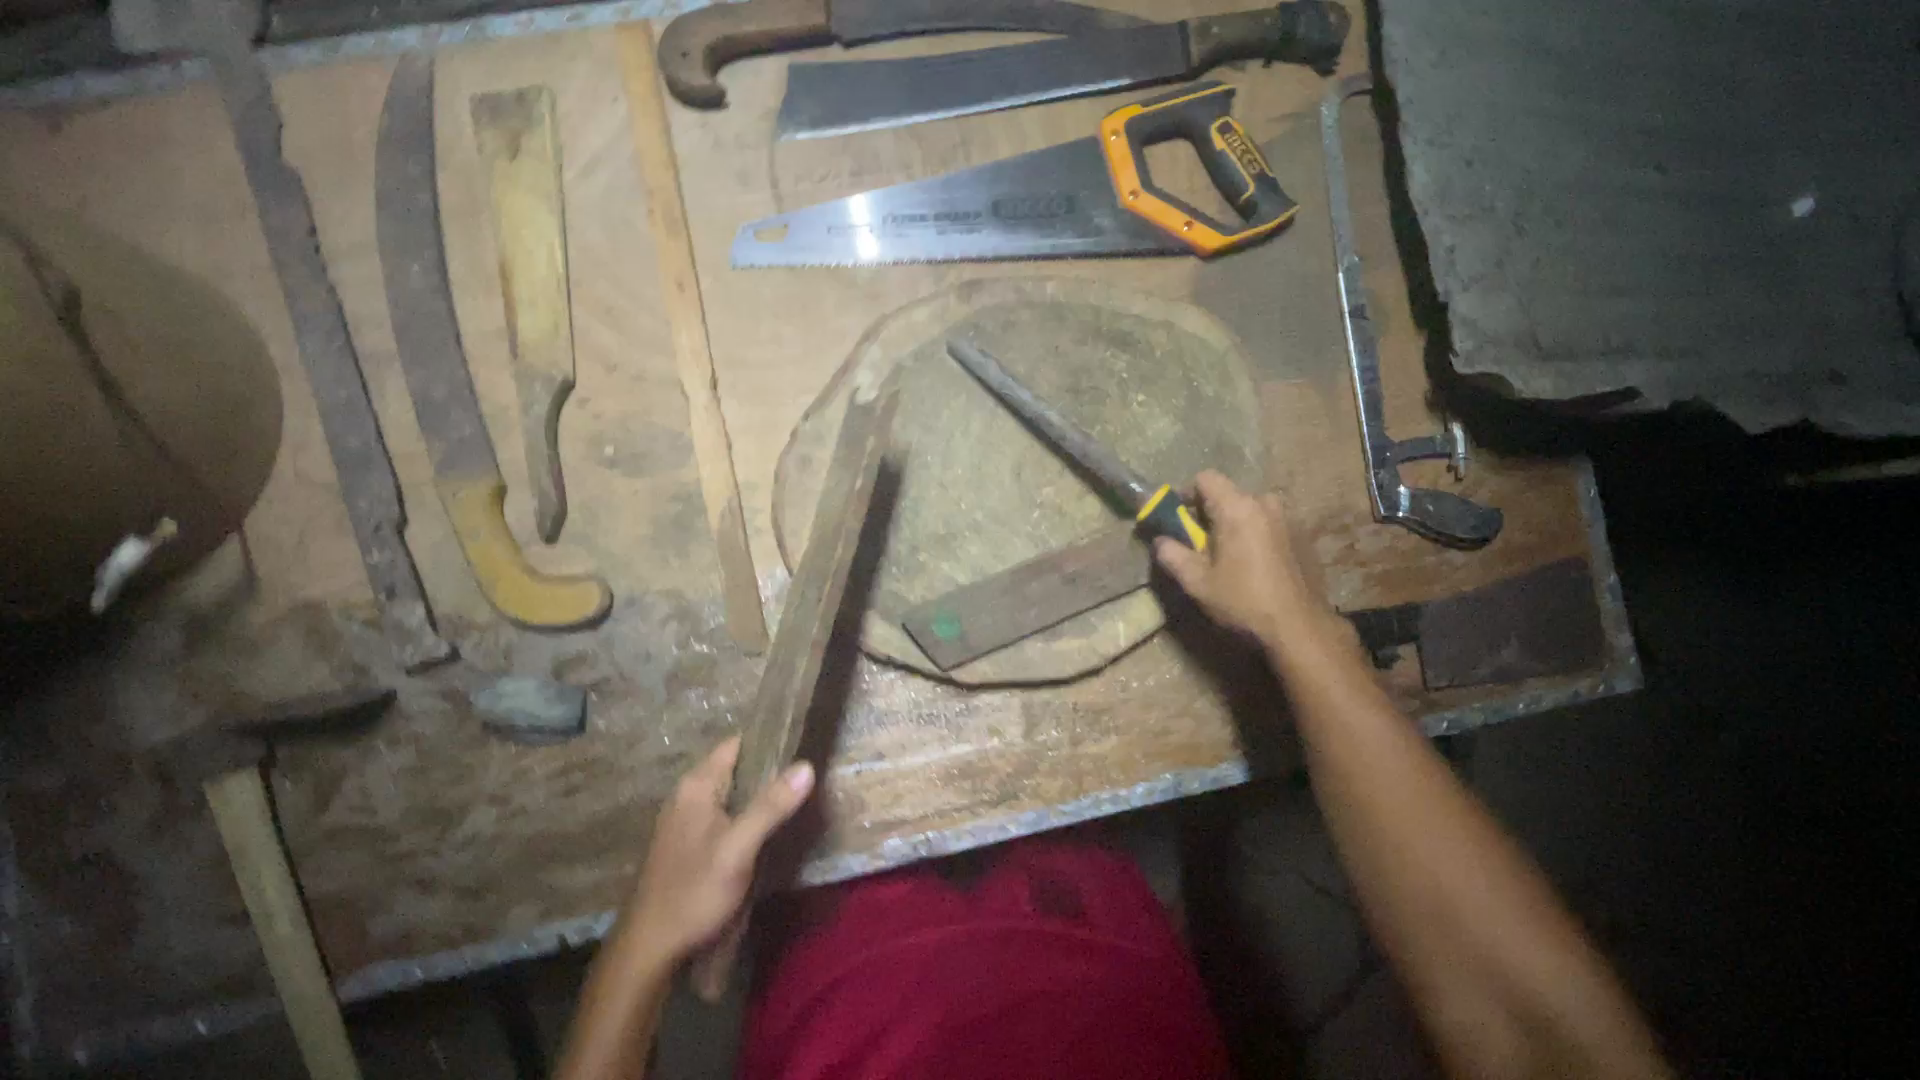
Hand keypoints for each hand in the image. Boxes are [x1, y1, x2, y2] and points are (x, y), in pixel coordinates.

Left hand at [623, 736, 815, 962]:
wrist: (651, 948)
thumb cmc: (694, 893)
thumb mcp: (739, 848)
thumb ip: (771, 806)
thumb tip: (807, 765)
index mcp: (696, 786)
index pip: (737, 744)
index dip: (770, 742)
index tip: (804, 748)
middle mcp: (686, 796)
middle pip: (736, 769)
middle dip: (769, 773)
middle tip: (808, 782)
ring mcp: (684, 821)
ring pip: (731, 796)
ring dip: (759, 798)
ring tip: (796, 804)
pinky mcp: (687, 845)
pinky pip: (724, 817)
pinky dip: (745, 819)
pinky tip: (765, 834)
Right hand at [1153, 471, 1350, 655]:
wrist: (1300, 628)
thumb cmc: (1243, 602)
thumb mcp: (1197, 583)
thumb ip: (1172, 555)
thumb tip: (1160, 540)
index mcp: (1238, 508)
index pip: (1206, 478)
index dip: (1186, 495)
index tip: (1180, 521)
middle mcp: (1266, 503)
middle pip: (1229, 495)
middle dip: (1211, 515)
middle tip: (1202, 547)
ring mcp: (1290, 518)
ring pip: (1251, 511)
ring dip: (1236, 526)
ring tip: (1231, 560)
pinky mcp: (1304, 536)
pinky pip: (1271, 525)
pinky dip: (1257, 537)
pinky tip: (1257, 568)